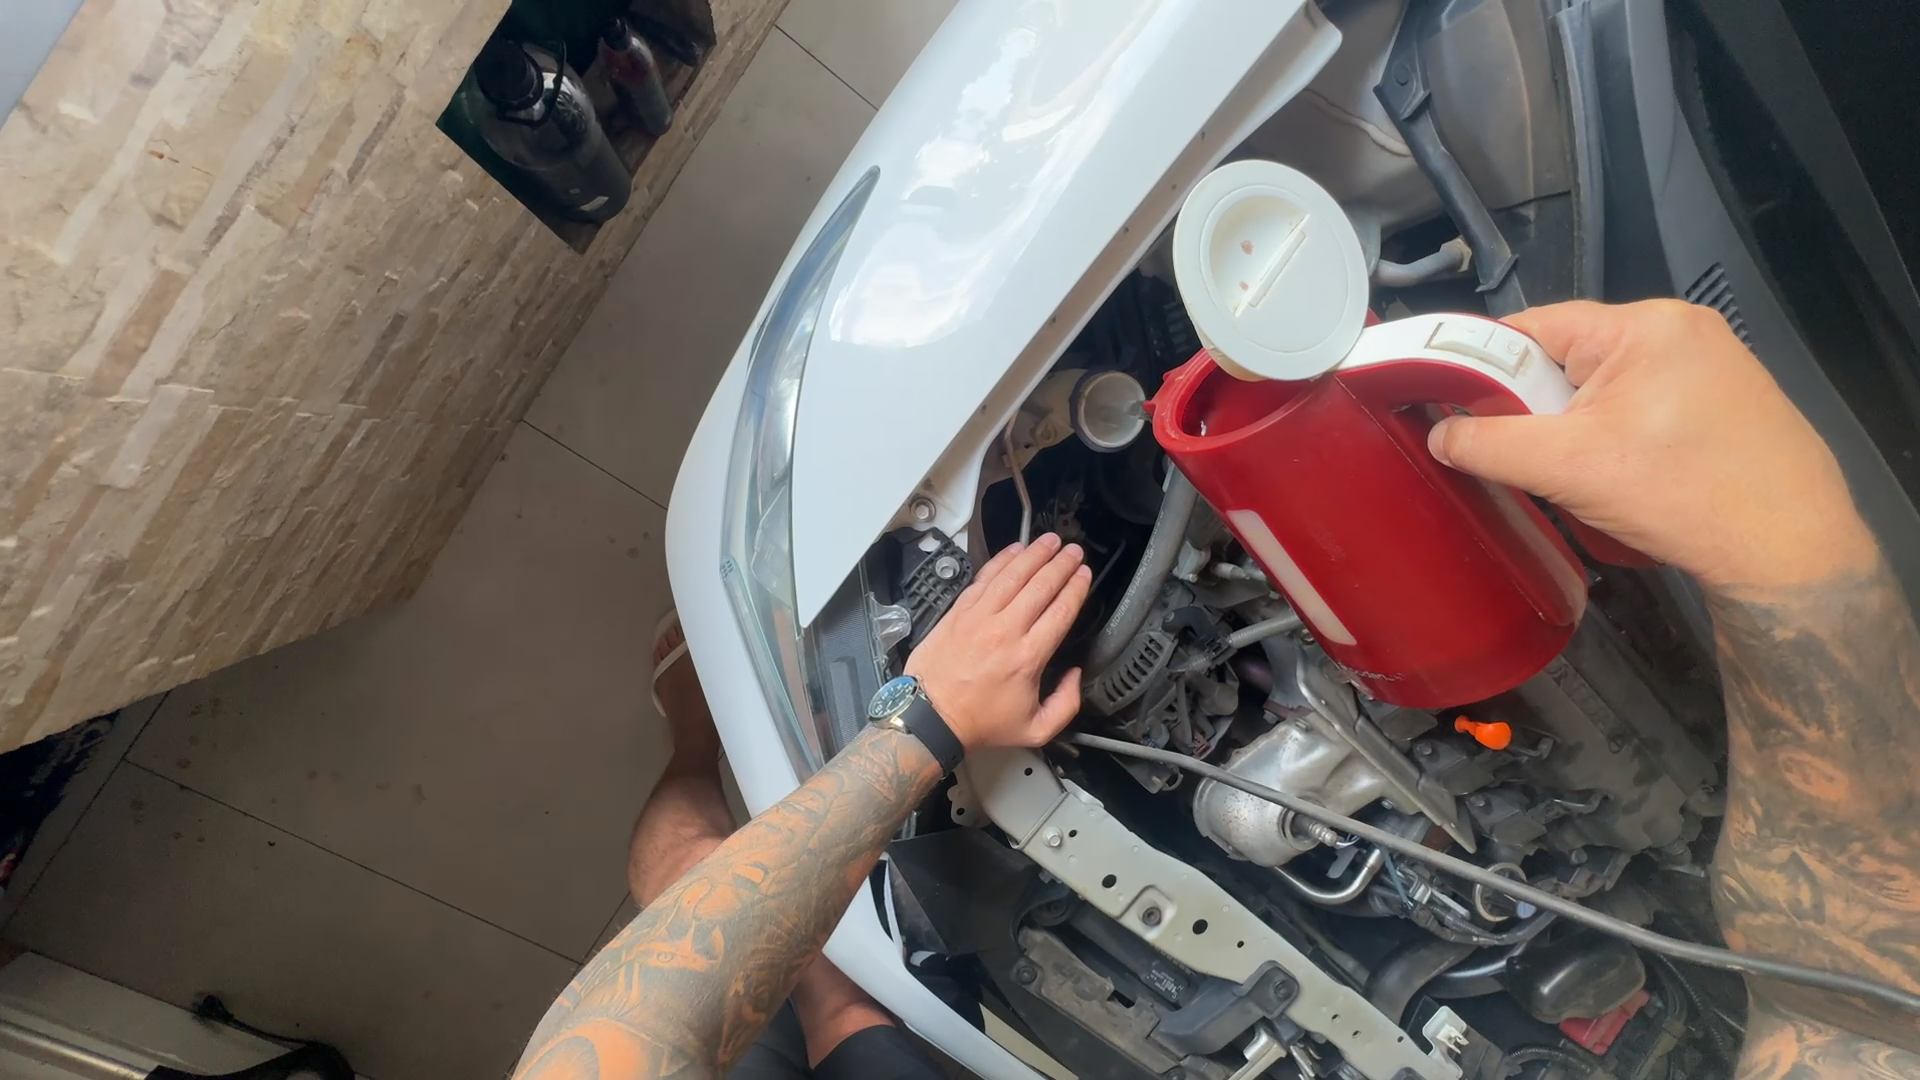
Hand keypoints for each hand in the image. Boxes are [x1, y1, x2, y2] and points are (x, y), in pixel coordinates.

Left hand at [906, 533, 1092, 749]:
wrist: (930, 716)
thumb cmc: (978, 722)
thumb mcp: (1035, 730)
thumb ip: (1066, 704)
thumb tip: (1076, 676)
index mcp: (1028, 658)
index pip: (1060, 611)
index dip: (1076, 587)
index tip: (1084, 575)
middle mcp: (1005, 631)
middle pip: (1040, 586)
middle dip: (1061, 564)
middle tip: (1074, 551)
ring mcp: (980, 617)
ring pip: (1012, 576)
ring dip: (1034, 555)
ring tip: (1050, 542)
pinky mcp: (959, 612)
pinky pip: (984, 578)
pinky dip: (1001, 561)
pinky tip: (1014, 550)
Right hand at [1426, 299, 1878, 591]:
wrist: (1786, 551)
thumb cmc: (1683, 493)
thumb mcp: (1561, 466)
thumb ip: (1484, 443)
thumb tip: (1437, 436)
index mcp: (1644, 327)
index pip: (1527, 328)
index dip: (1477, 364)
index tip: (1448, 403)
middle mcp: (1674, 332)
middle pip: (1554, 358)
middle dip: (1522, 404)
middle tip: (1518, 448)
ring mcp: (1697, 364)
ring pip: (1583, 386)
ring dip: (1554, 425)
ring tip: (1563, 465)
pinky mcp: (1705, 399)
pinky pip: (1616, 403)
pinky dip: (1589, 433)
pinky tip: (1598, 468)